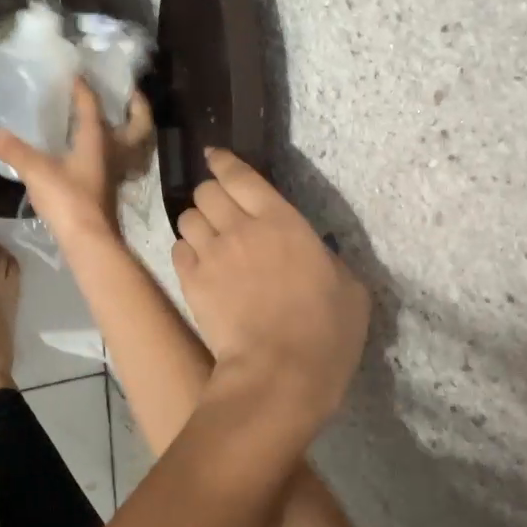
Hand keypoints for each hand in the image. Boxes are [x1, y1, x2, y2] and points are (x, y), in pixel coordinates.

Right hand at [0, 80, 153, 240]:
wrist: (89, 241)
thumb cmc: (68, 199)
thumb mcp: (36, 172)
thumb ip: (15, 151)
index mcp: (97, 139)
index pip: (92, 106)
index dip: (84, 89)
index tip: (76, 75)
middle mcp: (112, 152)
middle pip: (137, 125)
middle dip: (137, 107)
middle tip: (129, 94)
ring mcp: (113, 173)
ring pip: (131, 146)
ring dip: (128, 132)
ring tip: (114, 122)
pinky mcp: (108, 191)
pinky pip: (116, 161)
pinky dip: (110, 152)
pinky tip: (92, 155)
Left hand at [172, 149, 369, 426]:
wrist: (277, 370)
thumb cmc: (326, 332)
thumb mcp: (348, 288)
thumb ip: (324, 258)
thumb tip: (312, 252)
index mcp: (283, 221)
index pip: (242, 176)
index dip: (224, 162)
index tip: (214, 156)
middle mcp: (240, 228)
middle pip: (207, 192)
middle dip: (210, 195)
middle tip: (219, 211)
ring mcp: (211, 253)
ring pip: (186, 217)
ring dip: (196, 223)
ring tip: (207, 239)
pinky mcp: (190, 279)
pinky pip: (178, 249)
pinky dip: (186, 251)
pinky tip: (198, 265)